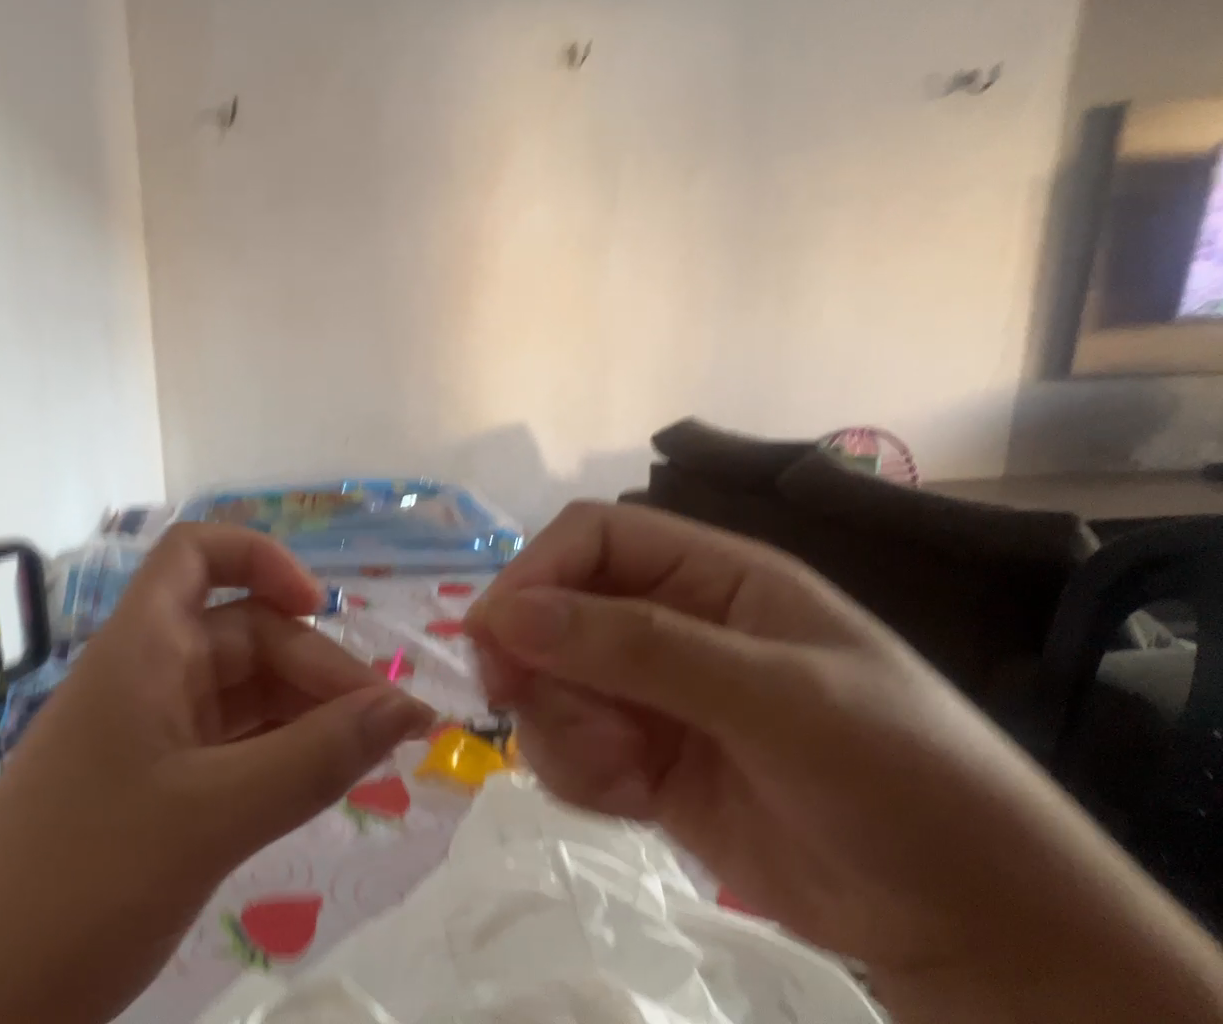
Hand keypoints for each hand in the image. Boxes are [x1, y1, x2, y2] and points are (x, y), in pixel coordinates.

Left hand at [0, 525, 434, 1023]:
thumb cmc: (89, 879)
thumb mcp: (215, 815)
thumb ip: (317, 758)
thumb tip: (408, 707)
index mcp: (141, 648)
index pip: (196, 554)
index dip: (261, 559)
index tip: (321, 608)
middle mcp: (145, 674)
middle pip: (243, 633)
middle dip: (316, 667)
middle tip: (390, 729)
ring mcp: (148, 732)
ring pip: (243, 694)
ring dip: (306, 715)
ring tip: (371, 758)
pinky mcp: (154, 786)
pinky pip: (232, 746)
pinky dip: (280, 754)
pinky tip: (323, 783)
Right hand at [466, 502, 1222, 1023]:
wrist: (966, 922)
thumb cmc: (897, 778)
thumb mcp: (775, 698)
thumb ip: (638, 649)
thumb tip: (504, 614)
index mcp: (715, 578)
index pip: (593, 537)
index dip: (534, 573)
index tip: (492, 635)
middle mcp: (674, 626)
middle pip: (553, 611)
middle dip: (534, 662)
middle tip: (521, 705)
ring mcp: (654, 697)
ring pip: (548, 684)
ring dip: (559, 727)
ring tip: (619, 773)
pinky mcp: (642, 762)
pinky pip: (566, 747)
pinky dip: (575, 773)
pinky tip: (628, 802)